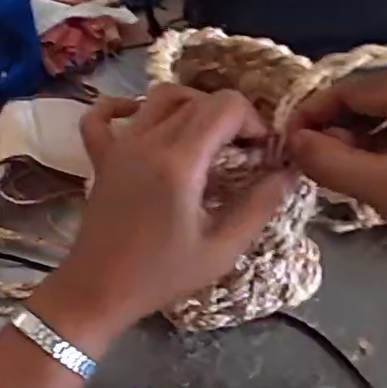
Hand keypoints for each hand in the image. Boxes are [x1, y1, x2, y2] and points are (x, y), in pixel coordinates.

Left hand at [37, 87, 294, 338]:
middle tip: (240, 154)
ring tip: (205, 138)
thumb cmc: (160, 276)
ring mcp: (119, 147)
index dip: (253, 121)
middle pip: (198, 100)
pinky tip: (140, 118)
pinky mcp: (100, 158)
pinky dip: (122, 107)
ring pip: (158, 97)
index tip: (259, 153)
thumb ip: (260, 206)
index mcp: (179, 162)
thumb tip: (289, 173)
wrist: (97, 290)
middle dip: (229, 117)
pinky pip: (102, 115)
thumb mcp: (221, 249)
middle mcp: (147, 142)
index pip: (226, 106)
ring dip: (190, 106)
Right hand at [286, 71, 386, 282]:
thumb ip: (329, 162)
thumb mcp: (386, 189)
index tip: (291, 142)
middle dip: (344, 126)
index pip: (353, 86)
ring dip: (374, 136)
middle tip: (324, 163)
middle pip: (383, 94)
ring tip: (358, 172)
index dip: (314, 112)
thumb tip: (294, 141)